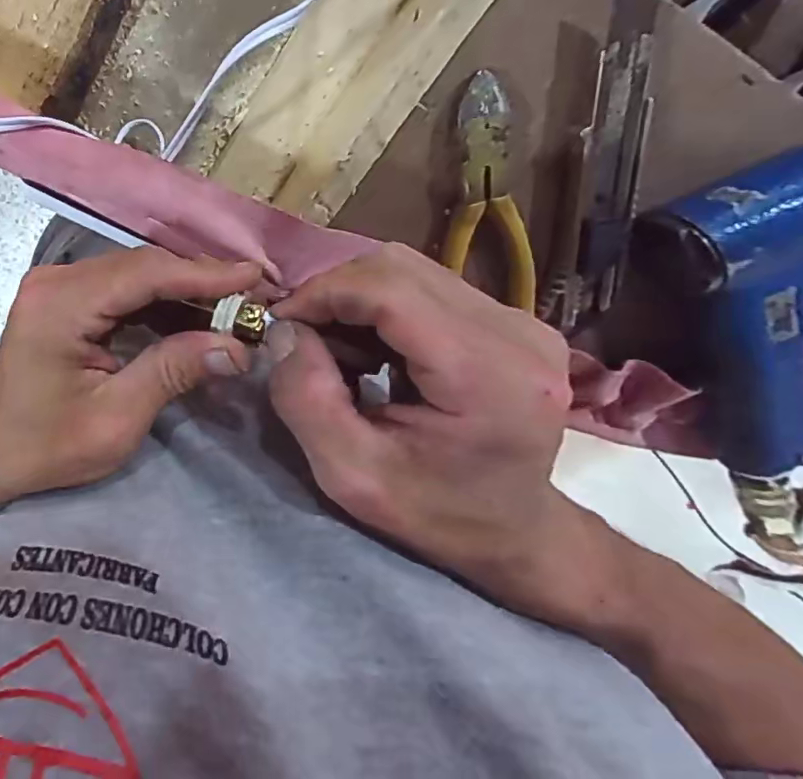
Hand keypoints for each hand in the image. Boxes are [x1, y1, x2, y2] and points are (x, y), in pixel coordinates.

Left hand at [0, 247, 262, 505]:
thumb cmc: (46, 447)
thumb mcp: (116, 418)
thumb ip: (173, 371)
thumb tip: (237, 347)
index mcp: (61, 305)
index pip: (145, 274)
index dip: (204, 274)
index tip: (255, 277)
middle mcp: (56, 280)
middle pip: (142, 266)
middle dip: (200, 280)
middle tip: (254, 295)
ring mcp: (57, 284)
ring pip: (136, 272)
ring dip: (184, 288)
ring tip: (235, 304)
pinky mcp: (64, 296)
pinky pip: (122, 287)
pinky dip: (161, 299)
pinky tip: (196, 313)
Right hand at [267, 244, 591, 614]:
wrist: (516, 534)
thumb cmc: (435, 515)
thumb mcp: (350, 475)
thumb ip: (306, 398)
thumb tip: (285, 330)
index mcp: (487, 376)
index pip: (390, 290)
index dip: (324, 293)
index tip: (281, 324)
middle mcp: (516, 334)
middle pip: (398, 269)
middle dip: (334, 293)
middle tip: (301, 336)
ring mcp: (521, 321)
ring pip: (409, 271)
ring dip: (355, 299)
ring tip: (335, 348)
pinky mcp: (512, 320)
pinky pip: (426, 286)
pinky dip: (380, 306)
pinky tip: (369, 349)